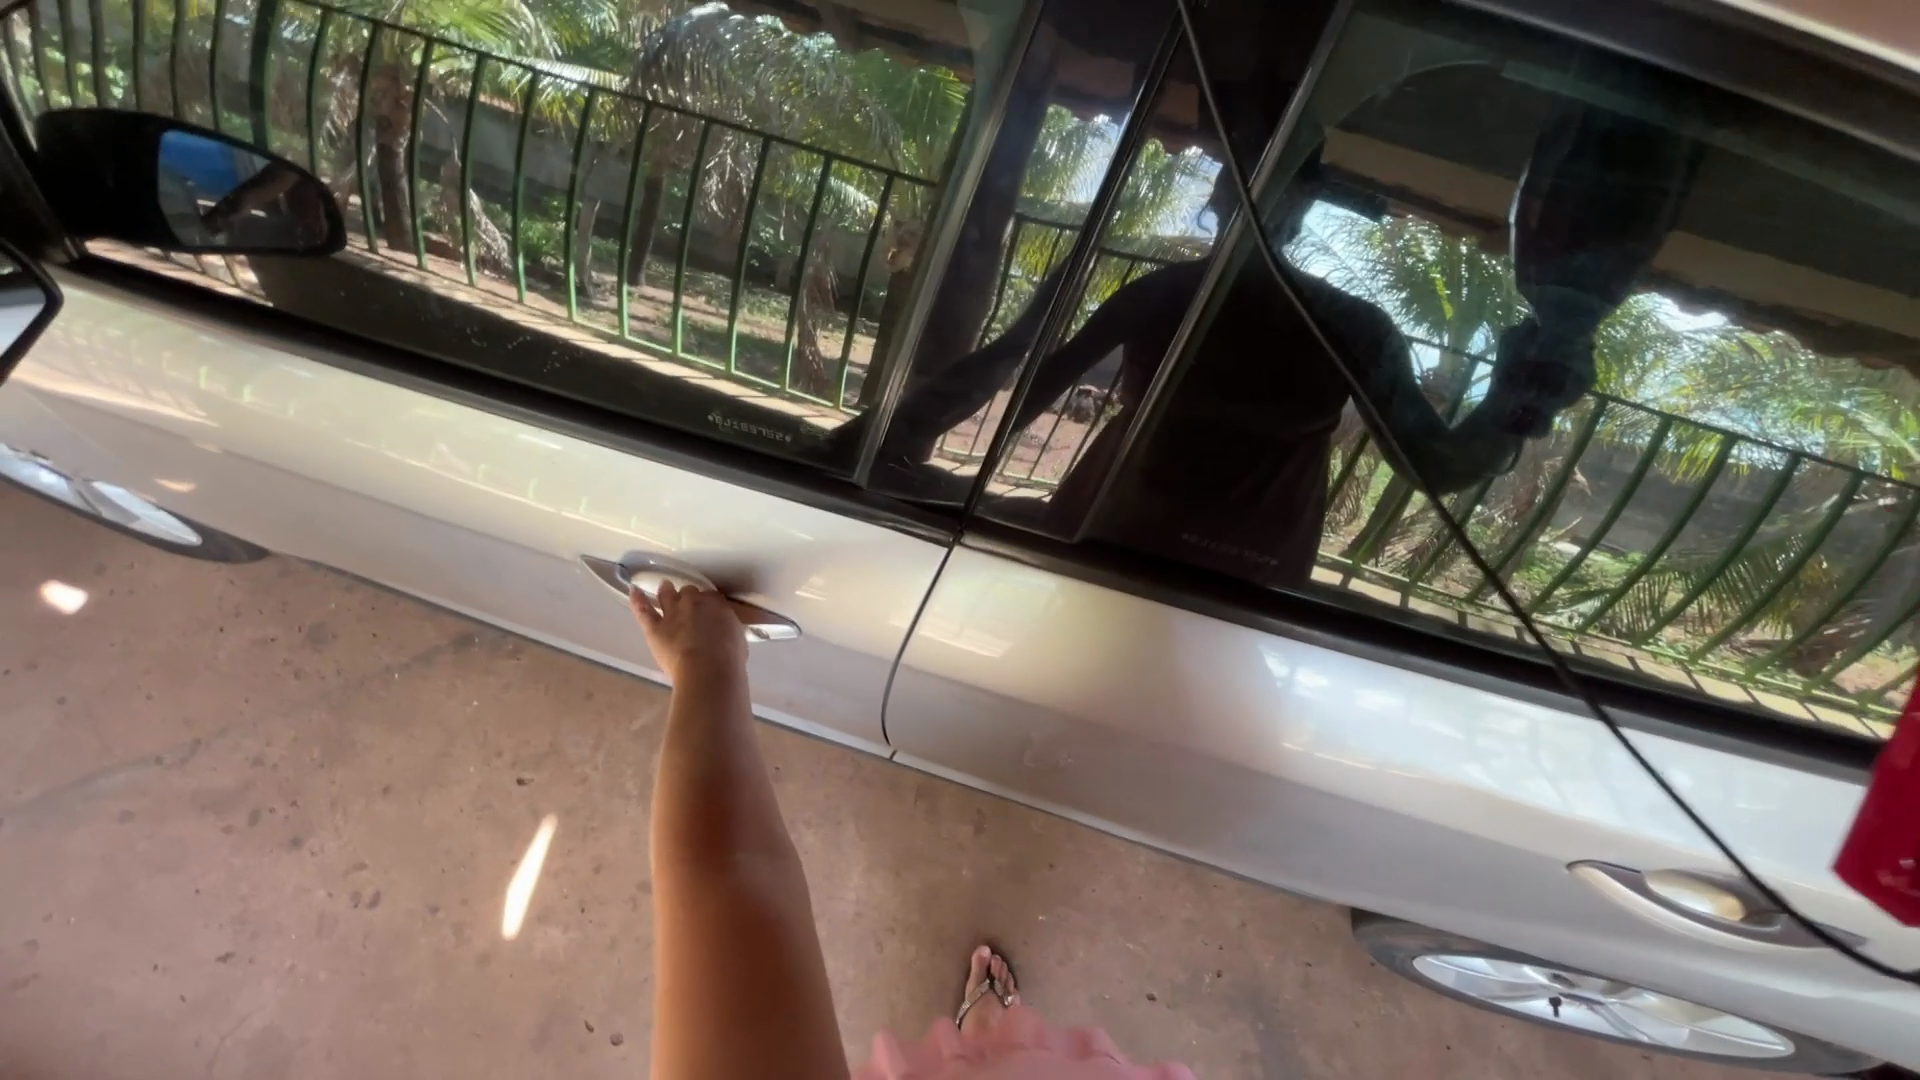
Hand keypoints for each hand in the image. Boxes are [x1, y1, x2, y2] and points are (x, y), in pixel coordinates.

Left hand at [630, 581, 747, 683]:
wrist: (708, 669)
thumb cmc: (729, 658)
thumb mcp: (738, 639)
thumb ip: (728, 631)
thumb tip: (725, 633)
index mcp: (717, 604)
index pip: (711, 596)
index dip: (709, 602)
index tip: (710, 609)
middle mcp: (694, 603)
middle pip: (690, 593)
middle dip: (690, 597)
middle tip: (691, 602)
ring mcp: (673, 613)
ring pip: (667, 596)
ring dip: (666, 591)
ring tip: (665, 586)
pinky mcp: (655, 627)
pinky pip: (644, 610)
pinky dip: (637, 600)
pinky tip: (634, 590)